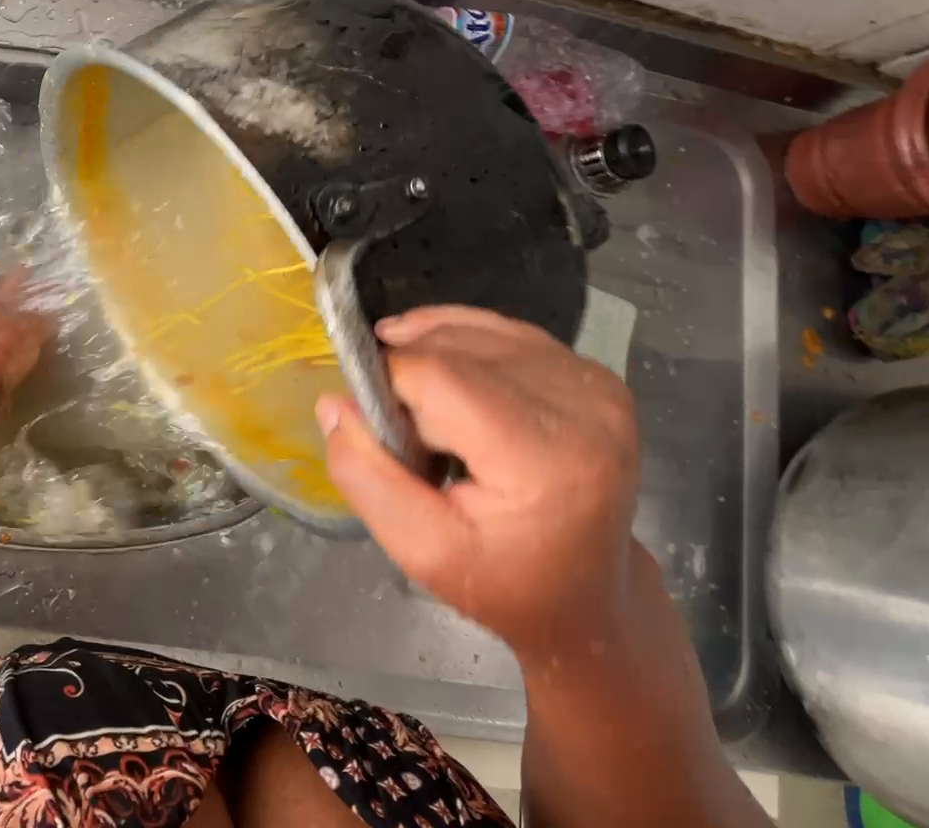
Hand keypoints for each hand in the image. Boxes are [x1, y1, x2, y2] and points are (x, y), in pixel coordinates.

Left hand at [0, 271, 54, 415]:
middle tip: (32, 305)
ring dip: (10, 328)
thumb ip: (39, 323)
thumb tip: (50, 319)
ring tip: (29, 330)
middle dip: (14, 306)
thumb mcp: (28, 335)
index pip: (4, 285)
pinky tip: (19, 351)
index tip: (27, 269)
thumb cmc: (1, 356)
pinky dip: (7, 347)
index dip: (16, 277)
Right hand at [315, 306, 640, 663]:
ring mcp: (594, 384)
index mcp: (544, 456)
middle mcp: (582, 406)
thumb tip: (334, 403)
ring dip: (426, 358)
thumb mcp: (418, 550)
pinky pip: (498, 332)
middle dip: (405, 376)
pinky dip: (454, 345)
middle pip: (452, 348)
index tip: (371, 424)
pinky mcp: (592, 375)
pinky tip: (439, 377)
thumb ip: (365, 475)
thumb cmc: (502, 581)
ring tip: (421, 411)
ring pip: (470, 332)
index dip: (384, 383)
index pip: (438, 375)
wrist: (587, 597)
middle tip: (400, 432)